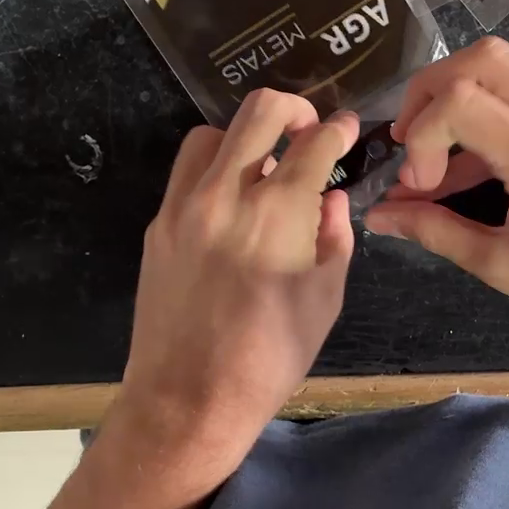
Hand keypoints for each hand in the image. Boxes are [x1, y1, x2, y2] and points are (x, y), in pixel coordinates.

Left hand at [110, 89, 358, 482]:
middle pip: (259, 112)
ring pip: (212, 134)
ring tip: (265, 168)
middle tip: (309, 129)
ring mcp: (184, 207)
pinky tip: (233, 205)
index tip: (349, 128)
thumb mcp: (326, 298)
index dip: (340, 129)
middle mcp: (227, 194)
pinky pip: (187, 173)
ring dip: (246, 137)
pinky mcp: (158, 226)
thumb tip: (332, 199)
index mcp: (279, 213)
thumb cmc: (272, 355)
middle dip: (294, 109)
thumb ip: (335, 236)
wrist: (188, 399)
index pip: (315, 144)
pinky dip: (215, 170)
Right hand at [364, 37, 508, 380]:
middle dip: (432, 90)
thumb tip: (380, 217)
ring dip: (461, 97)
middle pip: (487, 59)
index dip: (421, 134)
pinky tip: (468, 171)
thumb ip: (436, 231)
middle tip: (410, 139)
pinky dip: (491, 117)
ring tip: (435, 159)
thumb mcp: (503, 267)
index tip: (416, 183)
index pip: (463, 100)